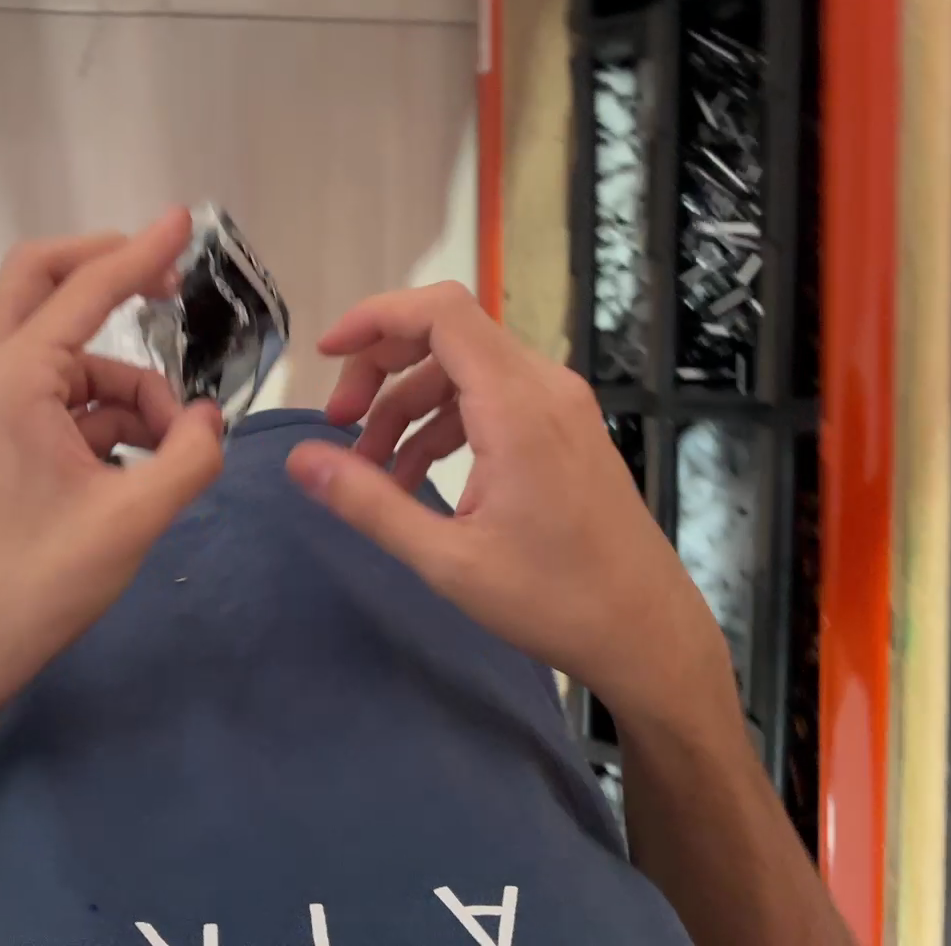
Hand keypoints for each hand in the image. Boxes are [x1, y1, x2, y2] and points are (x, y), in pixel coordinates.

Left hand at [0, 209, 225, 736]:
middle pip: (43, 283)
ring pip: (73, 359)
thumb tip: (206, 418)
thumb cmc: (40, 583)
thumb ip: (190, 457)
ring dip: (130, 389)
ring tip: (174, 448)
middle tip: (166, 283)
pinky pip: (67, 400)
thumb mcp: (134, 520)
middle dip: (107, 273)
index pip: (85, 290)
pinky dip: (111, 418)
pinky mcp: (1, 434)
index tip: (184, 221)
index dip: (140, 252)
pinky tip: (142, 464)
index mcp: (14, 380)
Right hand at [283, 283, 730, 726]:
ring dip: (405, 408)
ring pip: (461, 371)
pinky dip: (439, 426)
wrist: (651, 637)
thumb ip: (367, 502)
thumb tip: (299, 460)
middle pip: (444, 335)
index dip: (374, 317)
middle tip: (339, 425)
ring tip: (370, 470)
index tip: (326, 354)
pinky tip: (413, 480)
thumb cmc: (554, 601)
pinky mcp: (561, 429)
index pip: (439, 312)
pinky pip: (487, 401)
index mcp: (517, 405)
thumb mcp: (446, 559)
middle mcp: (542, 387)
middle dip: (379, 370)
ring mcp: (558, 405)